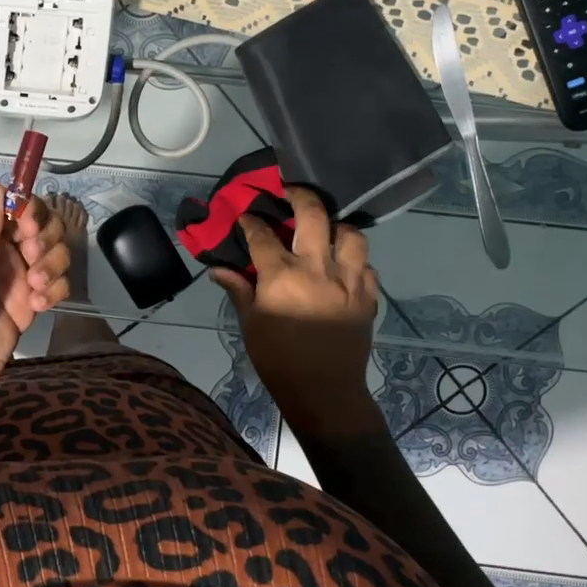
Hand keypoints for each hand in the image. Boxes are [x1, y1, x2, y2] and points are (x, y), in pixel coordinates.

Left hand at [0, 183, 70, 443]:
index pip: (3, 204)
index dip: (22, 207)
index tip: (25, 226)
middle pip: (35, 223)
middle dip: (43, 234)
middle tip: (32, 256)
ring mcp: (11, 279)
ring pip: (51, 251)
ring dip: (52, 262)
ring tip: (34, 288)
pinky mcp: (26, 306)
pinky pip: (55, 284)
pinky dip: (55, 289)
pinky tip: (38, 305)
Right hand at [212, 187, 379, 425]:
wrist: (324, 392)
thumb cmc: (278, 359)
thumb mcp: (251, 324)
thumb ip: (239, 290)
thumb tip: (218, 269)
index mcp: (282, 276)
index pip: (263, 235)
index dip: (251, 221)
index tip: (245, 215)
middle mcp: (318, 270)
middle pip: (313, 216)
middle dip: (299, 197)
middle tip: (289, 194)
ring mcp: (348, 281)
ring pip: (351, 235)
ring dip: (336, 227)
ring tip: (325, 230)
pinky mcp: (368, 297)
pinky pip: (366, 265)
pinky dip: (354, 259)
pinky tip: (341, 266)